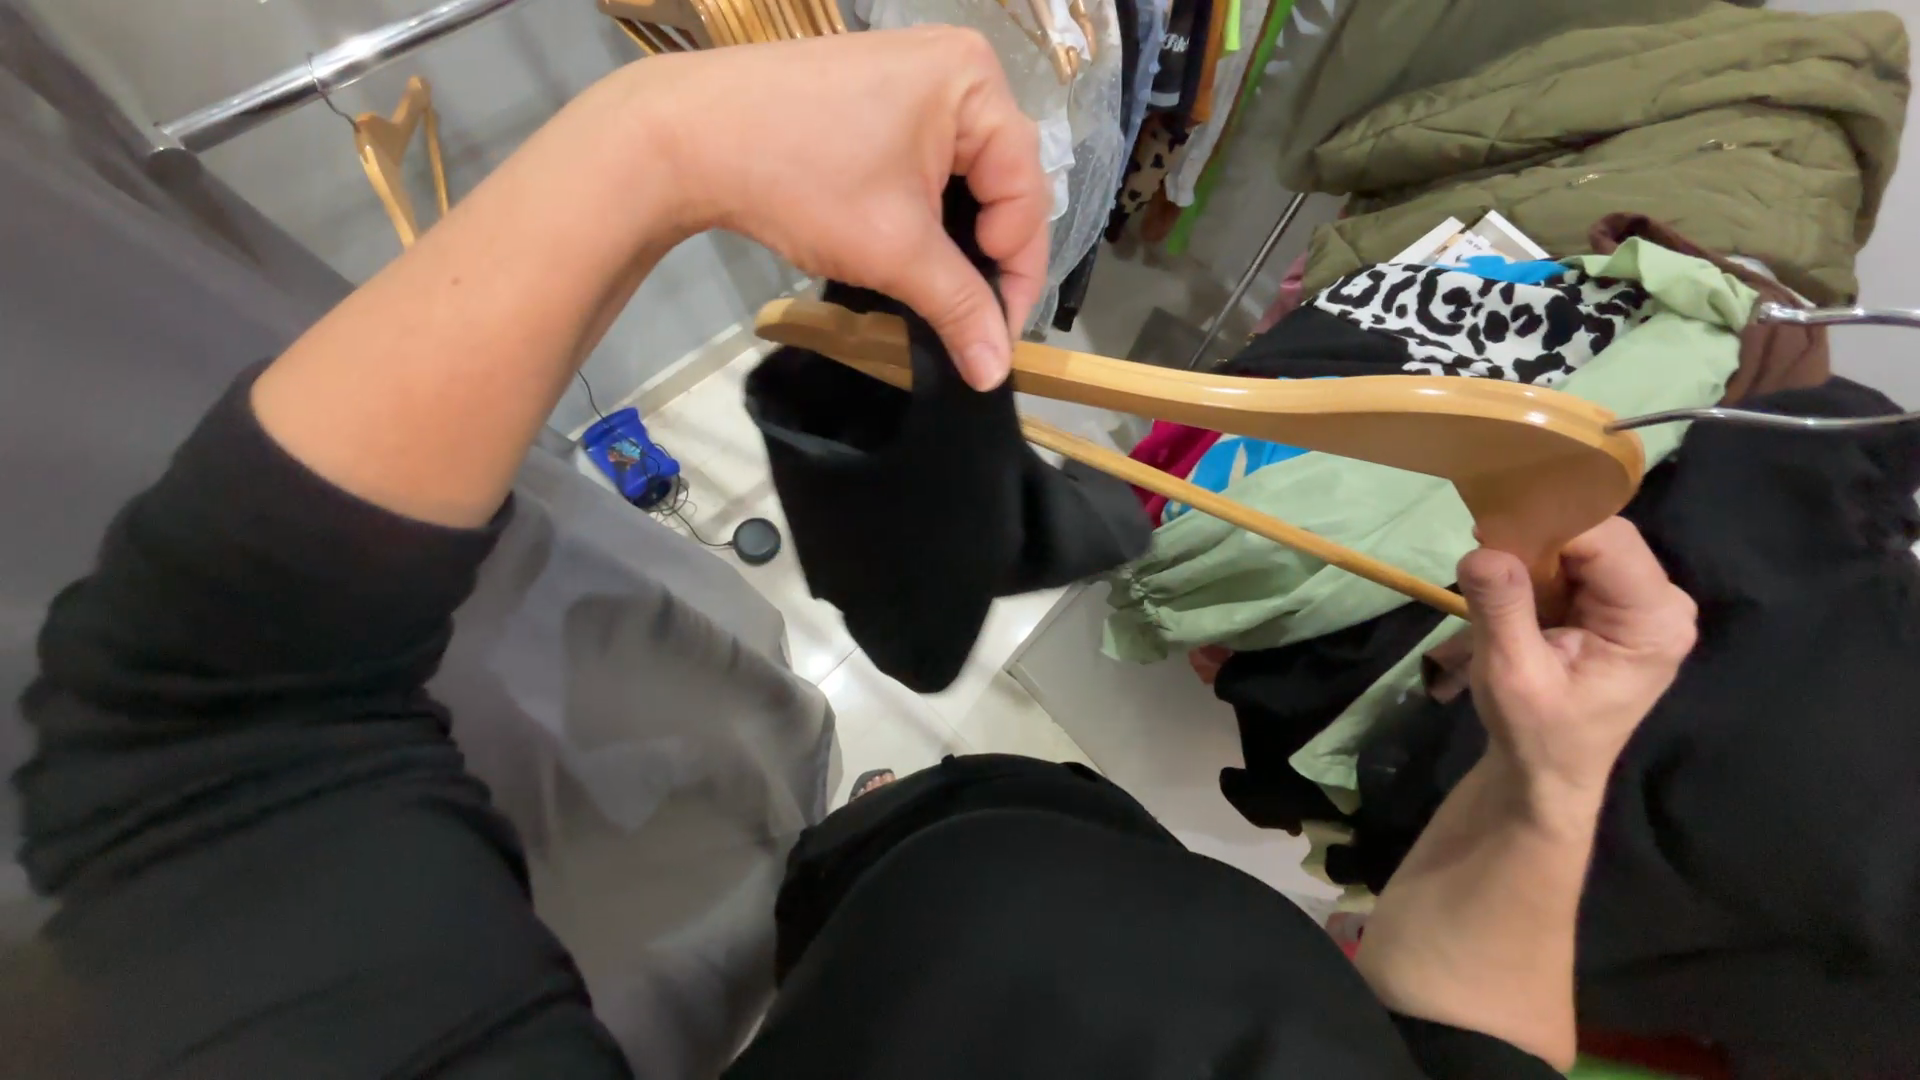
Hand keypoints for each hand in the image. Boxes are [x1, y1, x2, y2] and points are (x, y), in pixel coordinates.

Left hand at [622, 30, 1048, 389]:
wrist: (687, 137)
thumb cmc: (801, 180)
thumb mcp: (895, 251)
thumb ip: (959, 310)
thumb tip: (995, 375)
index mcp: (977, 85)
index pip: (1028, 196)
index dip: (1018, 276)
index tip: (995, 338)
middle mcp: (959, 69)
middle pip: (1003, 186)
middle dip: (987, 262)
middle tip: (970, 321)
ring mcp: (918, 80)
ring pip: (968, 183)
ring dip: (958, 246)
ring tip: (942, 295)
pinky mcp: (884, 100)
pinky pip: (933, 169)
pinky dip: (929, 219)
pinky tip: (915, 255)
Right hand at [1457, 517, 1697, 810]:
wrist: (1547, 769)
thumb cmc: (1536, 728)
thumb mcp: (1510, 671)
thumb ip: (1501, 607)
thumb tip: (1481, 549)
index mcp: (1651, 621)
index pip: (1608, 541)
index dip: (1550, 524)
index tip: (1488, 528)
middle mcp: (1661, 604)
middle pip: (1599, 536)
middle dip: (1537, 536)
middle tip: (1481, 554)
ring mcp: (1640, 604)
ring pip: (1583, 545)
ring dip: (1532, 552)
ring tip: (1490, 577)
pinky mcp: (1614, 607)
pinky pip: (1575, 564)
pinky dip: (1535, 566)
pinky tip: (1508, 586)